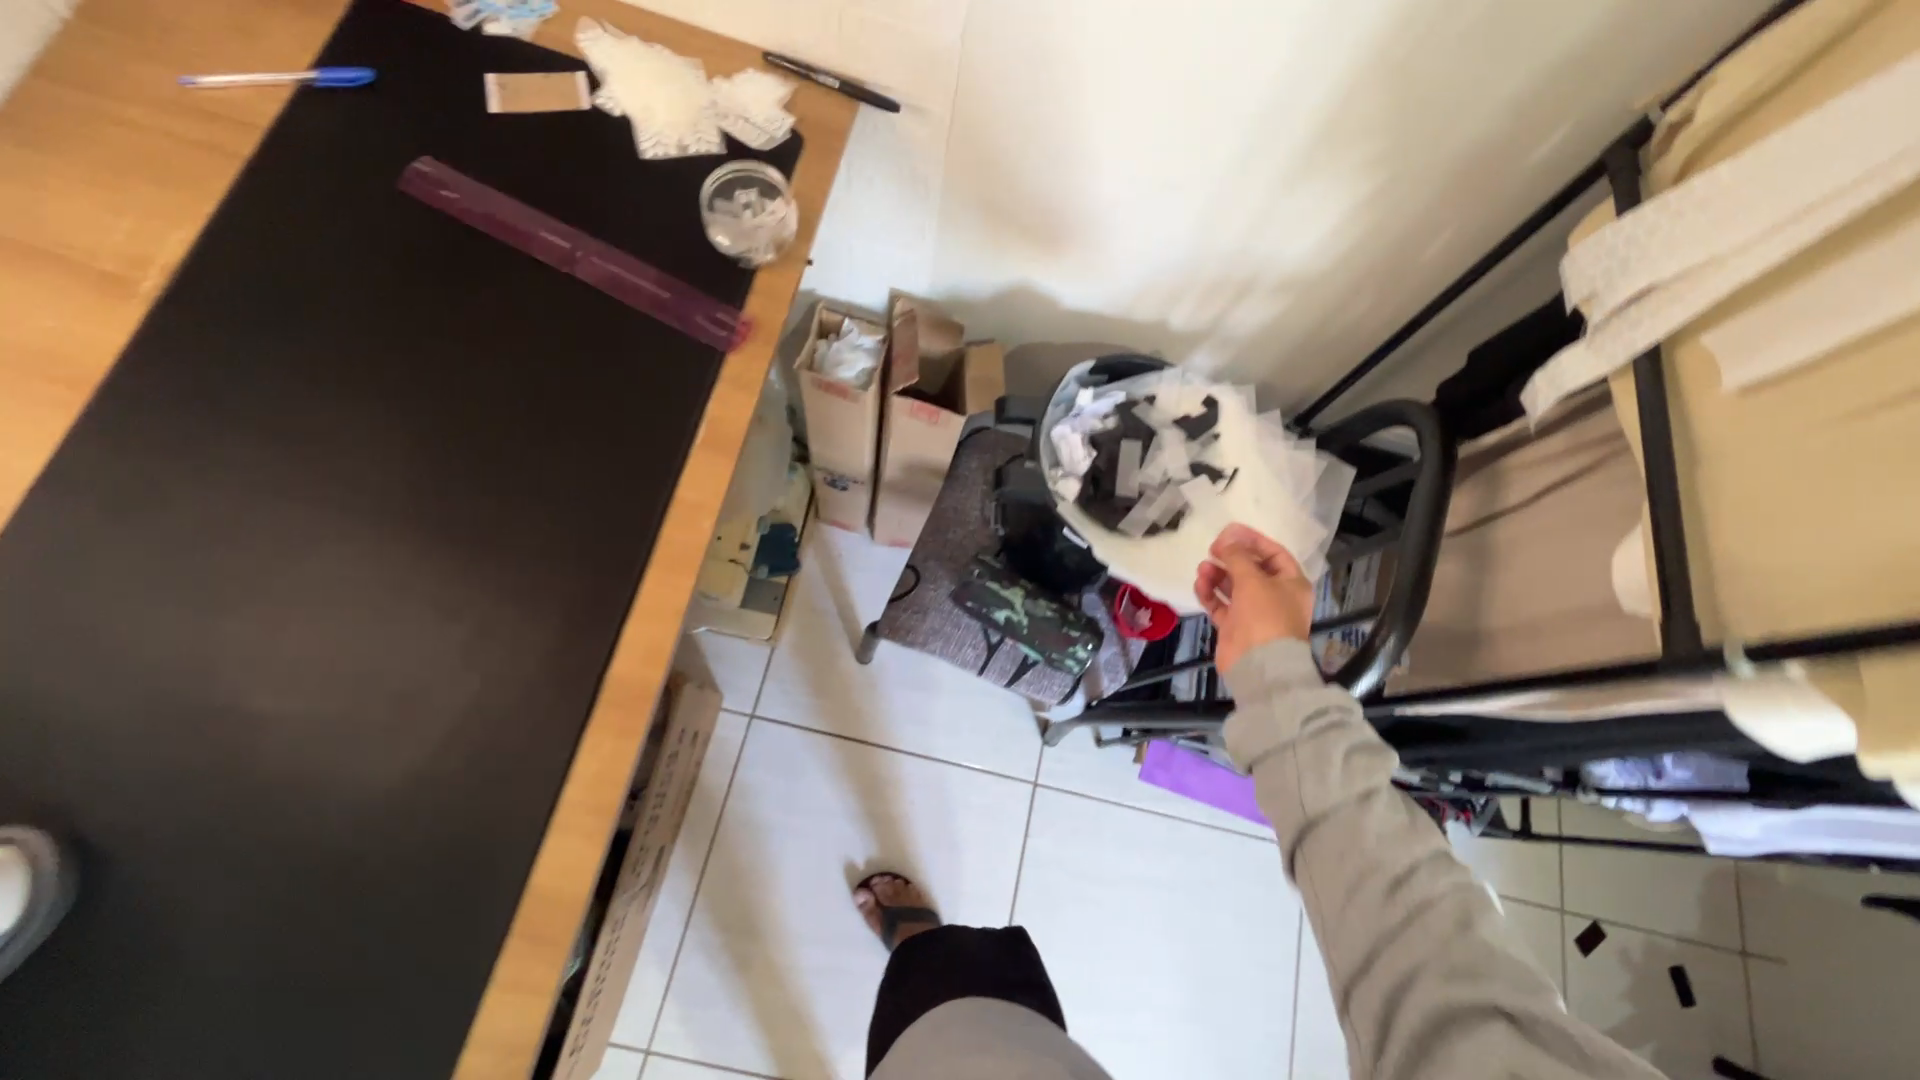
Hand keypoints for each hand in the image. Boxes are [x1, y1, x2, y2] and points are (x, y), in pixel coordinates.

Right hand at [1194, 524, 1314, 675]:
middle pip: (1251, 569)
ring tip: (1203, 568)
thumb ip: (1237, 557)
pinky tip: (1200, 584)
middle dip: (1231, 558)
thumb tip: (1226, 540)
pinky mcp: (1235, 626)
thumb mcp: (1253, 580)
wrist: (1260, 665)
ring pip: (1233, 586)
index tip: (1229, 531)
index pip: (1273, 553)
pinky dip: (1210, 594)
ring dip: (1217, 575)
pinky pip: (1220, 604)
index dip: (1252, 540)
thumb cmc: (1265, 617)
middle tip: (1213, 548)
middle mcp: (1274, 596)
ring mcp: (1254, 612)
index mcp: (1291, 583)